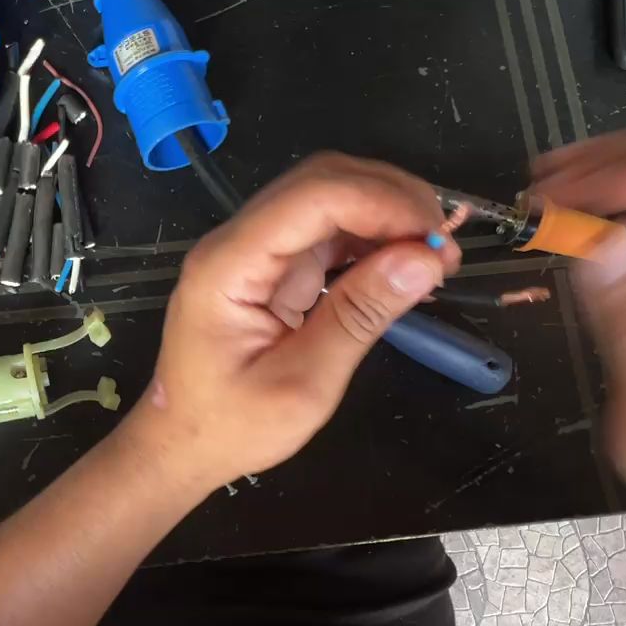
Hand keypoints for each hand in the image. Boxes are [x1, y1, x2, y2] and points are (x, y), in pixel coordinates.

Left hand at [117, 153, 458, 494]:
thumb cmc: (232, 426)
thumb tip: (425, 259)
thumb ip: (359, 315)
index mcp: (229, 265)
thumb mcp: (303, 382)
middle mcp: (235, 243)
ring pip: (324, 200)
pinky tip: (400, 268)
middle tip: (443, 249)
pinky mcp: (266, 269)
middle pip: (319, 182)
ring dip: (384, 216)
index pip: (312, 195)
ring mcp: (250, 252)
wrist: (181, 443)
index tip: (437, 241)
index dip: (383, 202)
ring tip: (432, 260)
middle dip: (390, 200)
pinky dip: (367, 241)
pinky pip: (322, 234)